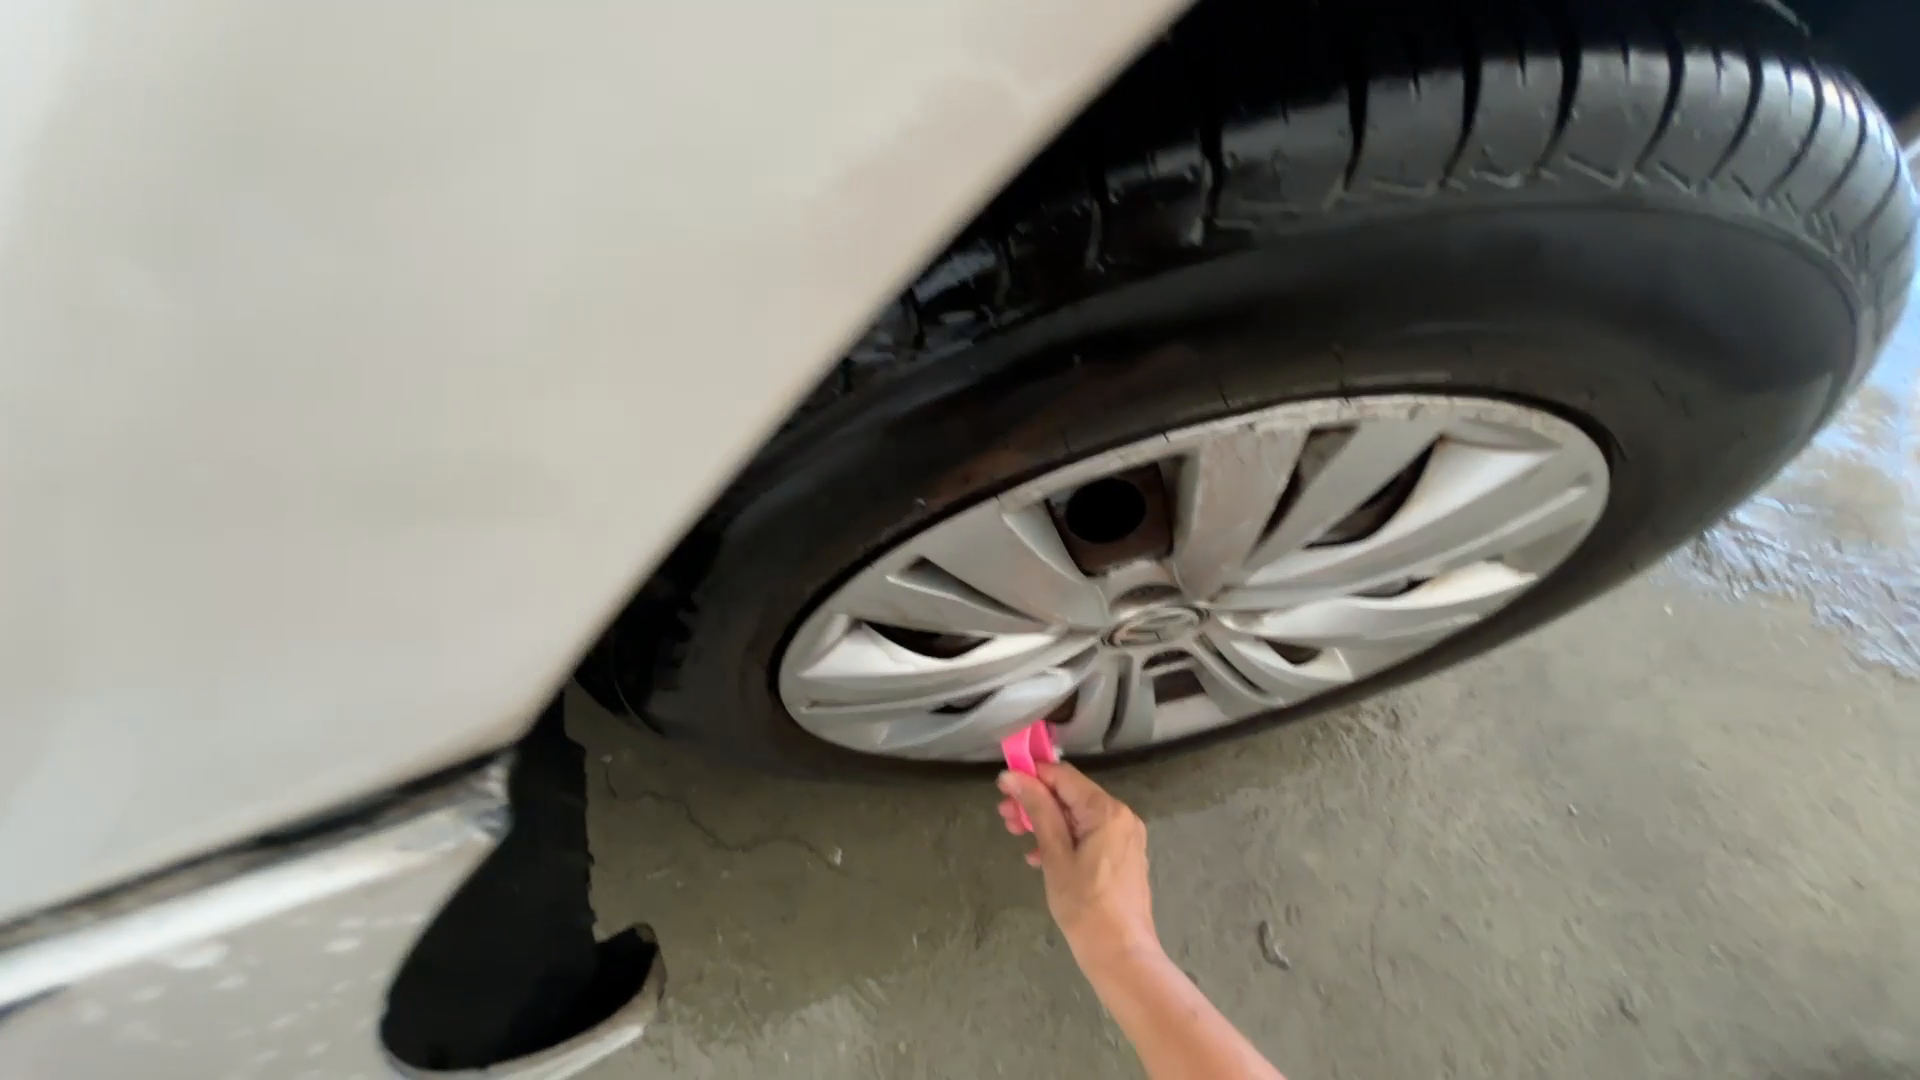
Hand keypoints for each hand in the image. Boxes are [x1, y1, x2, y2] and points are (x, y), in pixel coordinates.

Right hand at [998, 762, 1157, 964]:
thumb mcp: (1055, 854)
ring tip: (1015, 833)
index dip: (1031, 775)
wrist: (1121, 957)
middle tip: (1005, 815)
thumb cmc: (1085, 906)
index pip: (1063, 776)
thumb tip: (1013, 775)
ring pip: (1077, 816)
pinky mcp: (1122, 856)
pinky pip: (1088, 835)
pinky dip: (1063, 838)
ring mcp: (1124, 836)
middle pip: (1070, 795)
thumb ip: (1037, 809)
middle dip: (1036, 801)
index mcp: (1107, 811)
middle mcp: (1121, 816)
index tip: (1003, 786)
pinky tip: (1038, 856)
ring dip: (1045, 821)